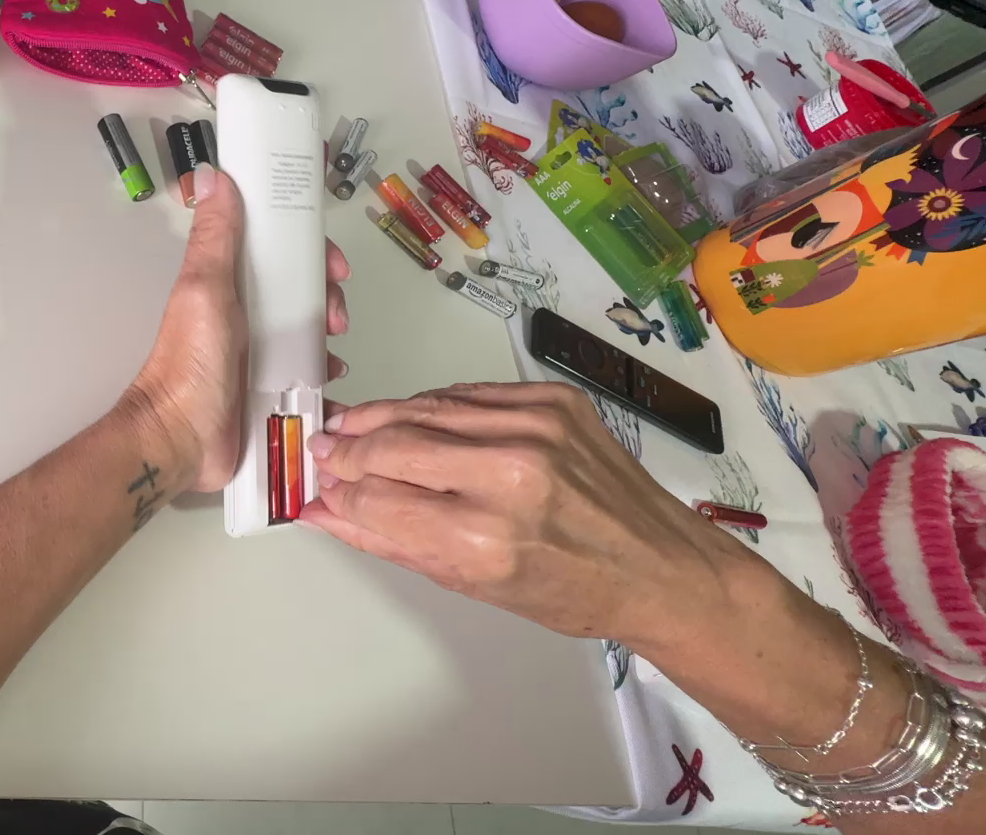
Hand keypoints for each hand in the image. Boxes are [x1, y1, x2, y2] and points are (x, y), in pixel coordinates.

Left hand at [123, 163, 350, 493]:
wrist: (182, 442)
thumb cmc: (189, 366)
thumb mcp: (204, 291)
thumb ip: (214, 238)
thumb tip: (213, 176)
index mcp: (225, 282)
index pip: (272, 246)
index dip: (304, 243)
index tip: (327, 255)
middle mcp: (242, 310)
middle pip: (298, 283)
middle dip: (326, 290)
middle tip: (336, 309)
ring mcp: (256, 347)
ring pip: (308, 323)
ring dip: (329, 328)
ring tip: (333, 345)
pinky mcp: (268, 382)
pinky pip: (307, 365)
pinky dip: (323, 365)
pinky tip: (329, 373)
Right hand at [298, 381, 755, 647]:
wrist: (666, 568)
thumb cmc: (568, 590)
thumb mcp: (468, 584)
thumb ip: (385, 540)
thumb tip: (324, 511)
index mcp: (484, 539)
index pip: (376, 498)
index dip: (338, 488)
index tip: (319, 481)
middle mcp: (508, 476)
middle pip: (391, 445)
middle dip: (345, 447)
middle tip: (321, 447)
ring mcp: (534, 429)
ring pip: (421, 409)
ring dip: (377, 417)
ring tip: (349, 425)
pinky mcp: (551, 401)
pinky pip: (463, 394)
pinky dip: (428, 405)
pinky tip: (410, 417)